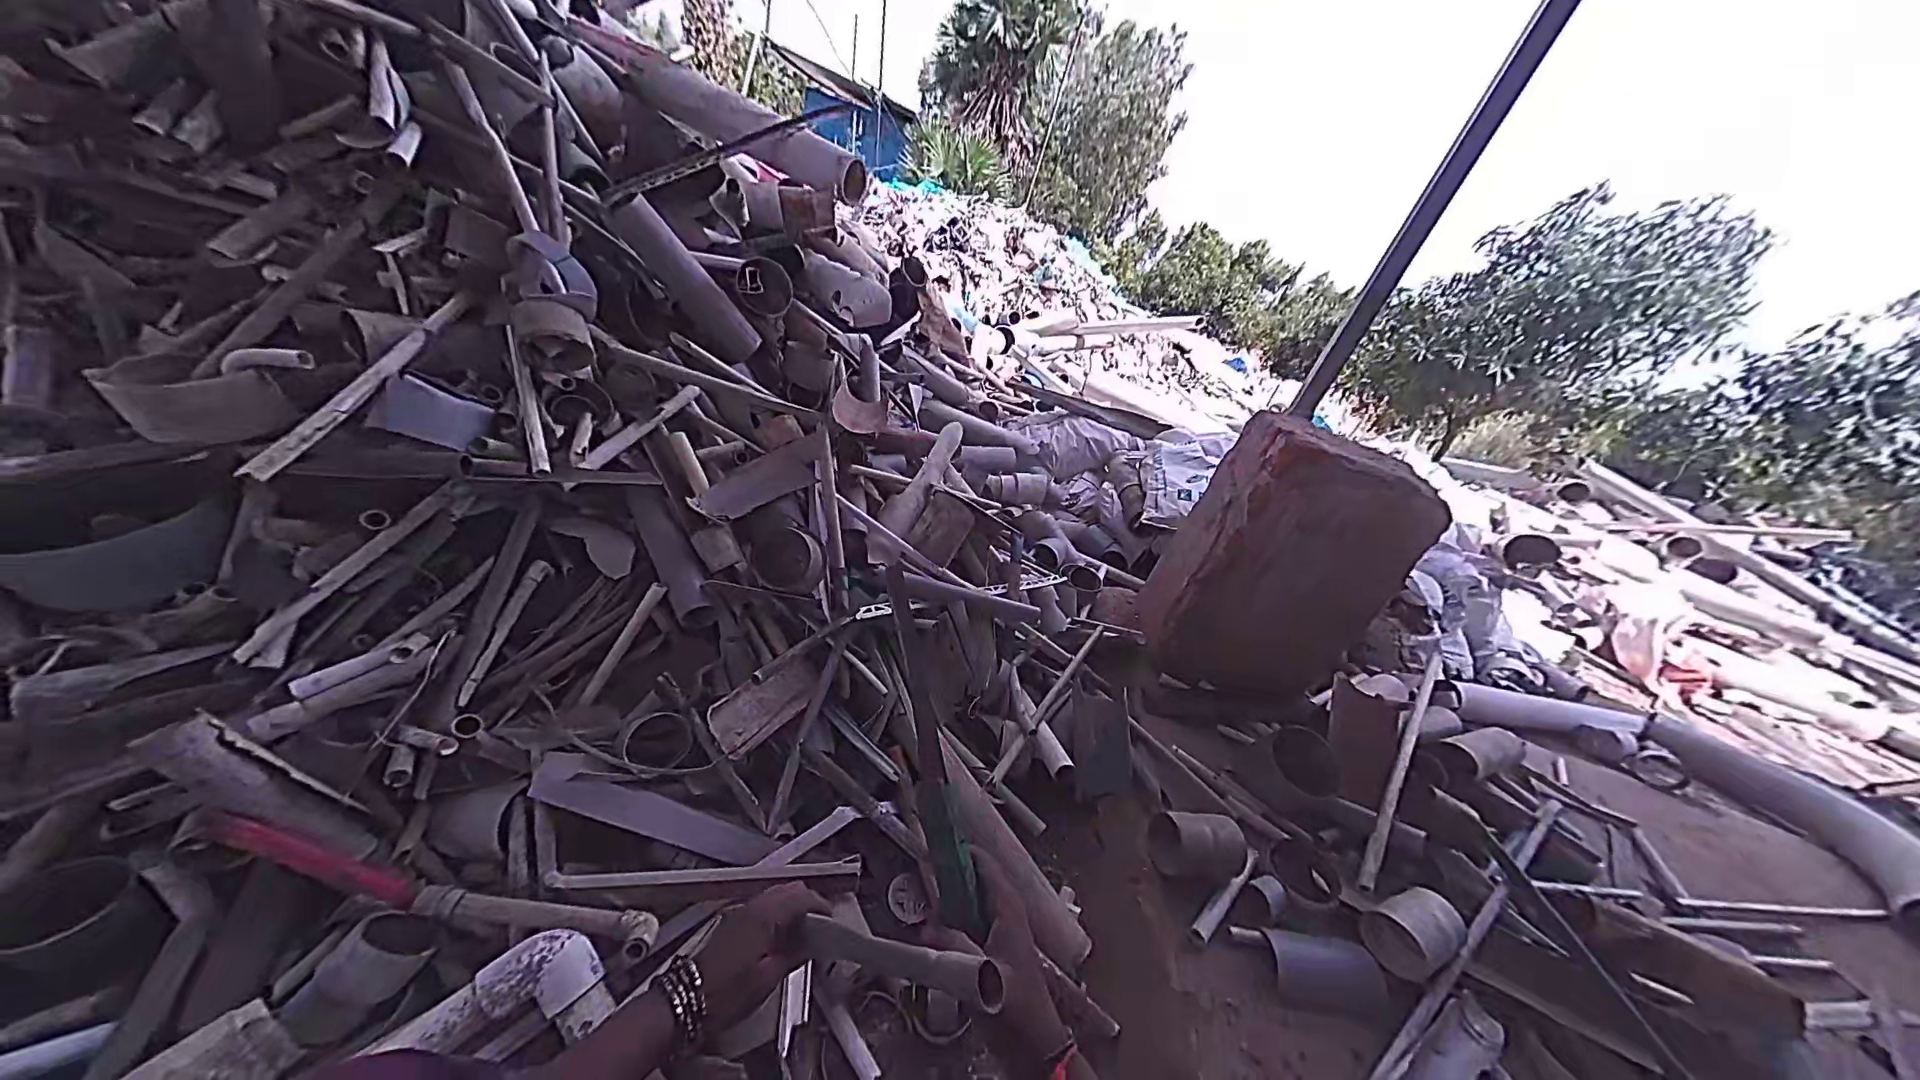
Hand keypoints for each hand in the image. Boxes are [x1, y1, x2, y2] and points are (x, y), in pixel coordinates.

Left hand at [695, 883, 831, 1030]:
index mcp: (765, 915)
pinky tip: (781, 935)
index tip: (831, 918)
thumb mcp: (768, 978)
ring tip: (804, 931)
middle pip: (790, 888)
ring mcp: (741, 912)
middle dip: (809, 901)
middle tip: (821, 924)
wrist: (686, 1001)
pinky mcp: (733, 921)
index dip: (821, 905)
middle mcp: (753, 906)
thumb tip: (811, 944)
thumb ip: (794, 954)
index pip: (802, 896)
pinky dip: (778, 912)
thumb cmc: (724, 993)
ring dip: (793, 905)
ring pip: (776, 894)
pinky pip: (763, 905)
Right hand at [924, 852, 1071, 1071]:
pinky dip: (952, 924)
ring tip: (924, 900)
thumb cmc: (1016, 1009)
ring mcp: (1000, 936)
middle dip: (952, 878)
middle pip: (977, 885)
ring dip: (950, 902)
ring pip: (971, 906)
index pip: (988, 868)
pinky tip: (934, 934)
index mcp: (1009, 912)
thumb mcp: (982, 976)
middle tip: (925, 873)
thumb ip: (954, 947)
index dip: (966, 854)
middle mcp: (1006, 917)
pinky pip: (969, 927)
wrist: (1036, 1049)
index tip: (941, 844)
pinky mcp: (993, 955)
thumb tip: (928, 925)